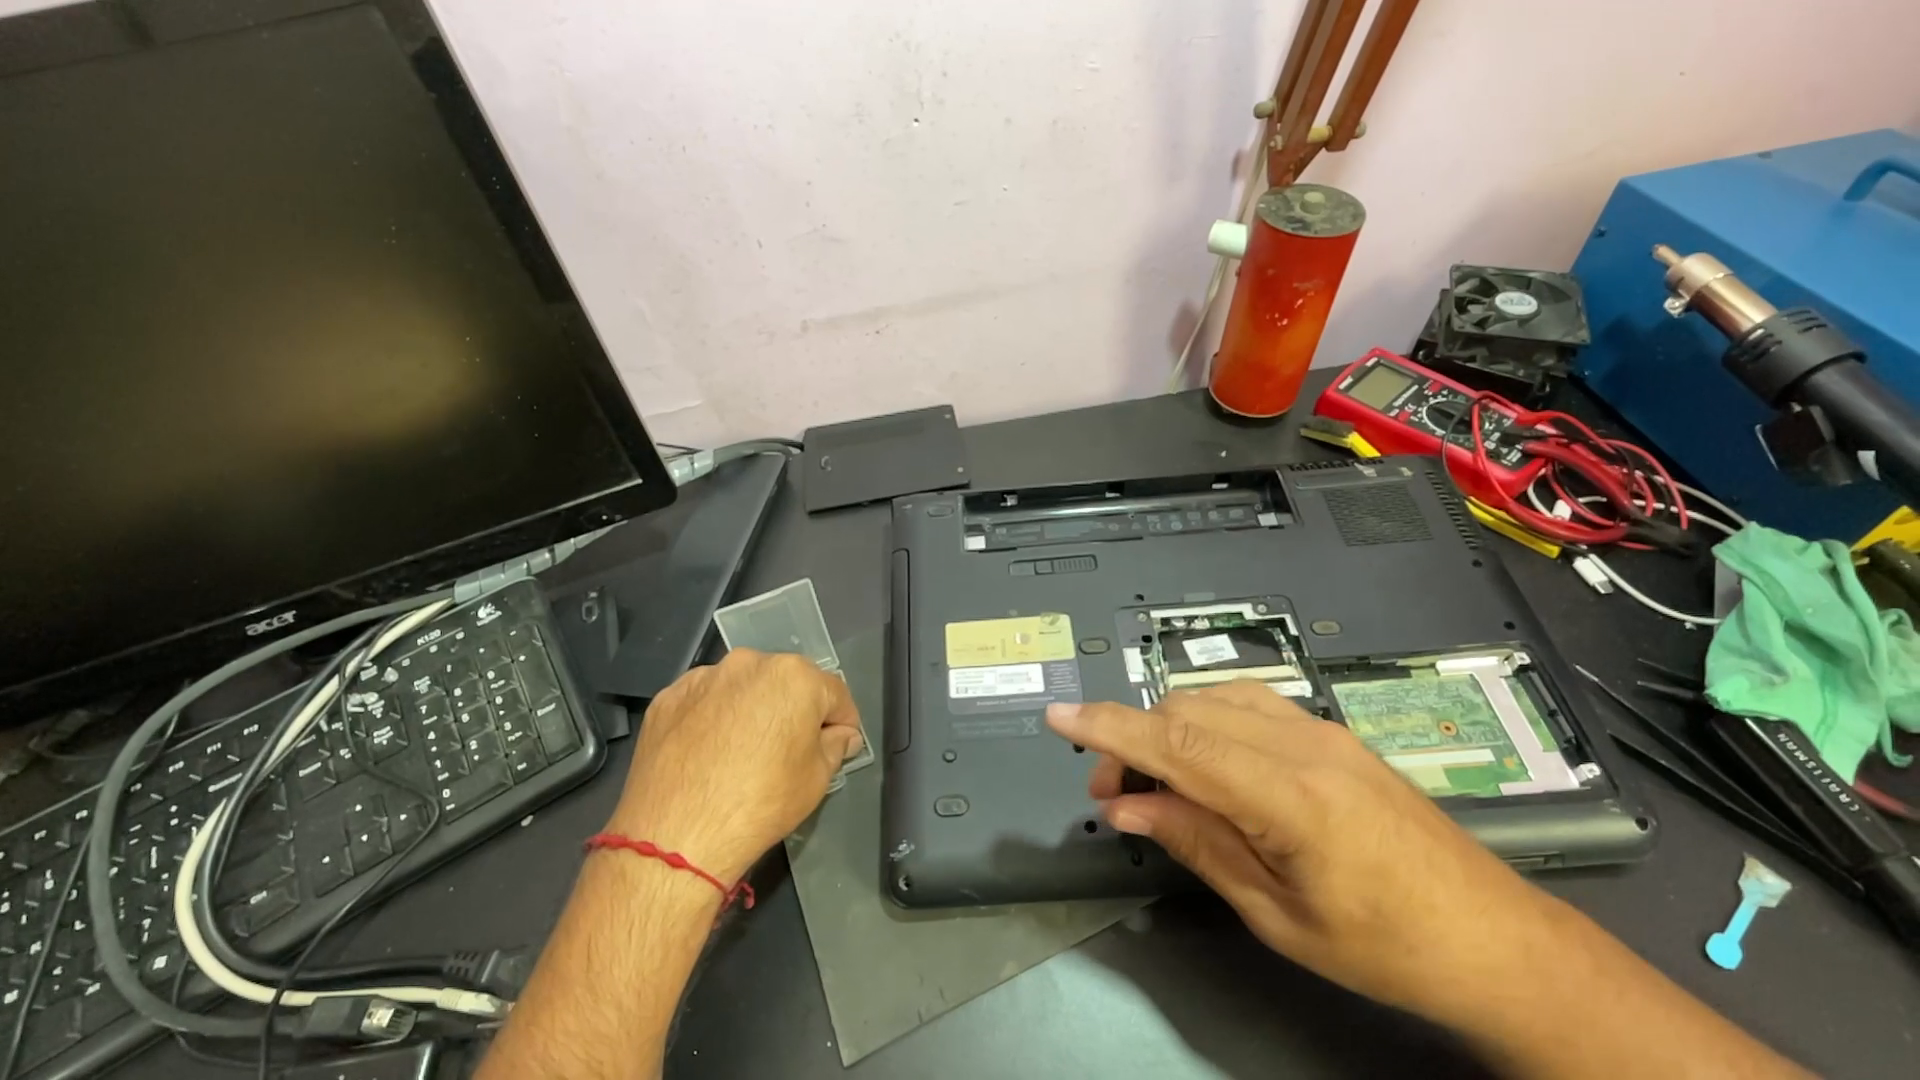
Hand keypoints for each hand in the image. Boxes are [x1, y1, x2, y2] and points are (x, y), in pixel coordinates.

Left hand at [607, 649, 862, 882]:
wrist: (678, 833)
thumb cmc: (762, 802)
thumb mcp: (817, 779)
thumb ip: (835, 746)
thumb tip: (841, 734)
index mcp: (794, 676)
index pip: (833, 693)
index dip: (841, 721)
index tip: (837, 745)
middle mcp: (749, 664)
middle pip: (784, 683)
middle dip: (793, 709)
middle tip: (789, 750)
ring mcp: (703, 678)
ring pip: (741, 688)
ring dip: (750, 709)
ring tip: (742, 752)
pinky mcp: (667, 698)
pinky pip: (703, 702)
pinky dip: (711, 718)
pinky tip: (709, 753)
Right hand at [1046, 681, 1559, 1016]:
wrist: (1491, 937)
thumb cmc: (1385, 945)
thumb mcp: (1275, 913)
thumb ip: (1196, 844)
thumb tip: (1128, 807)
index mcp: (1292, 796)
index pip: (1178, 744)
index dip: (1110, 728)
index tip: (1060, 717)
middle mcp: (1306, 746)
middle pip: (1189, 711)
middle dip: (1134, 740)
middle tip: (1113, 797)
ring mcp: (1324, 734)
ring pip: (1216, 699)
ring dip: (1170, 729)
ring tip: (1154, 784)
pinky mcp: (1334, 737)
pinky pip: (1251, 706)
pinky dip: (1207, 724)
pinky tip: (1204, 765)